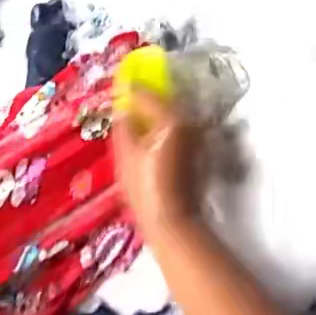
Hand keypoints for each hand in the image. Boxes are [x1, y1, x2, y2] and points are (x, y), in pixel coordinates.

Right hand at [112, 89, 199, 240]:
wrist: (173, 224)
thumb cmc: (146, 188)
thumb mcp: (125, 155)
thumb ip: (123, 126)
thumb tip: (123, 111)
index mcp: (170, 118)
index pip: (146, 94)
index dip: (130, 91)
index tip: (118, 89)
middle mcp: (187, 122)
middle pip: (162, 104)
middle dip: (144, 104)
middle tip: (125, 106)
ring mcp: (195, 138)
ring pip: (170, 118)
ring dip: (154, 118)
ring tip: (135, 125)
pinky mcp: (197, 153)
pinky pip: (176, 132)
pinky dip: (163, 131)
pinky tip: (148, 142)